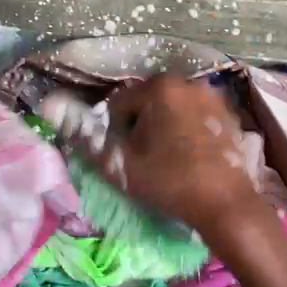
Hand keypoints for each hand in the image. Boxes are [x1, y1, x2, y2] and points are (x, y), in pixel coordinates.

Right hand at [96, 77, 263, 233]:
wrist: (226, 205)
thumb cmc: (169, 181)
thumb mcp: (120, 164)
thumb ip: (87, 138)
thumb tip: (56, 110)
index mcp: (159, 86)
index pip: (120, 103)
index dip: (115, 131)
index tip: (124, 155)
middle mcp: (188, 81)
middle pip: (148, 102)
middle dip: (141, 125)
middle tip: (144, 158)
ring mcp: (214, 97)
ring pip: (174, 108)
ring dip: (165, 126)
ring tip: (168, 158)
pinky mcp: (230, 115)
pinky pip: (197, 117)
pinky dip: (189, 130)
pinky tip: (191, 156)